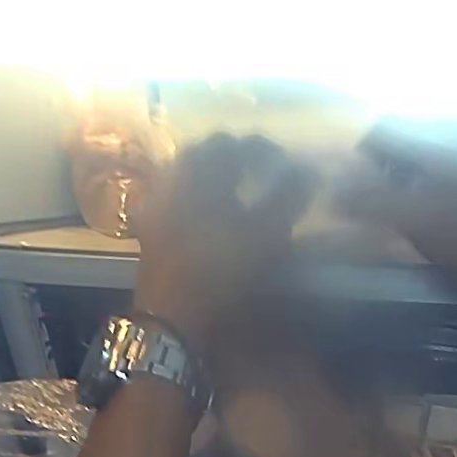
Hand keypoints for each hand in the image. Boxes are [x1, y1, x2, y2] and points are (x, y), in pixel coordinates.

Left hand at [132, 134, 314, 351]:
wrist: (170, 313)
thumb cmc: (221, 270)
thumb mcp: (266, 233)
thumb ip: (289, 196)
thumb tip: (307, 171)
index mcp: (203, 169)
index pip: (237, 143)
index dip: (265, 150)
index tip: (284, 164)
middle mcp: (174, 177)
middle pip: (206, 154)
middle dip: (235, 159)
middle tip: (259, 174)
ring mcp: (156, 203)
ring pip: (187, 176)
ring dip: (212, 178)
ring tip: (236, 196)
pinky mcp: (149, 230)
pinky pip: (174, 201)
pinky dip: (194, 201)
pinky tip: (208, 219)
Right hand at [342, 125, 456, 292]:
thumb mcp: (414, 218)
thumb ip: (370, 201)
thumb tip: (331, 192)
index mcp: (444, 136)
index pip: (383, 128)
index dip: (357, 155)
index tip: (345, 186)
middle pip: (402, 142)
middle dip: (377, 169)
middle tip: (363, 203)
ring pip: (419, 159)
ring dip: (397, 181)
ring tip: (388, 214)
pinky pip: (438, 174)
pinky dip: (419, 189)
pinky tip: (420, 218)